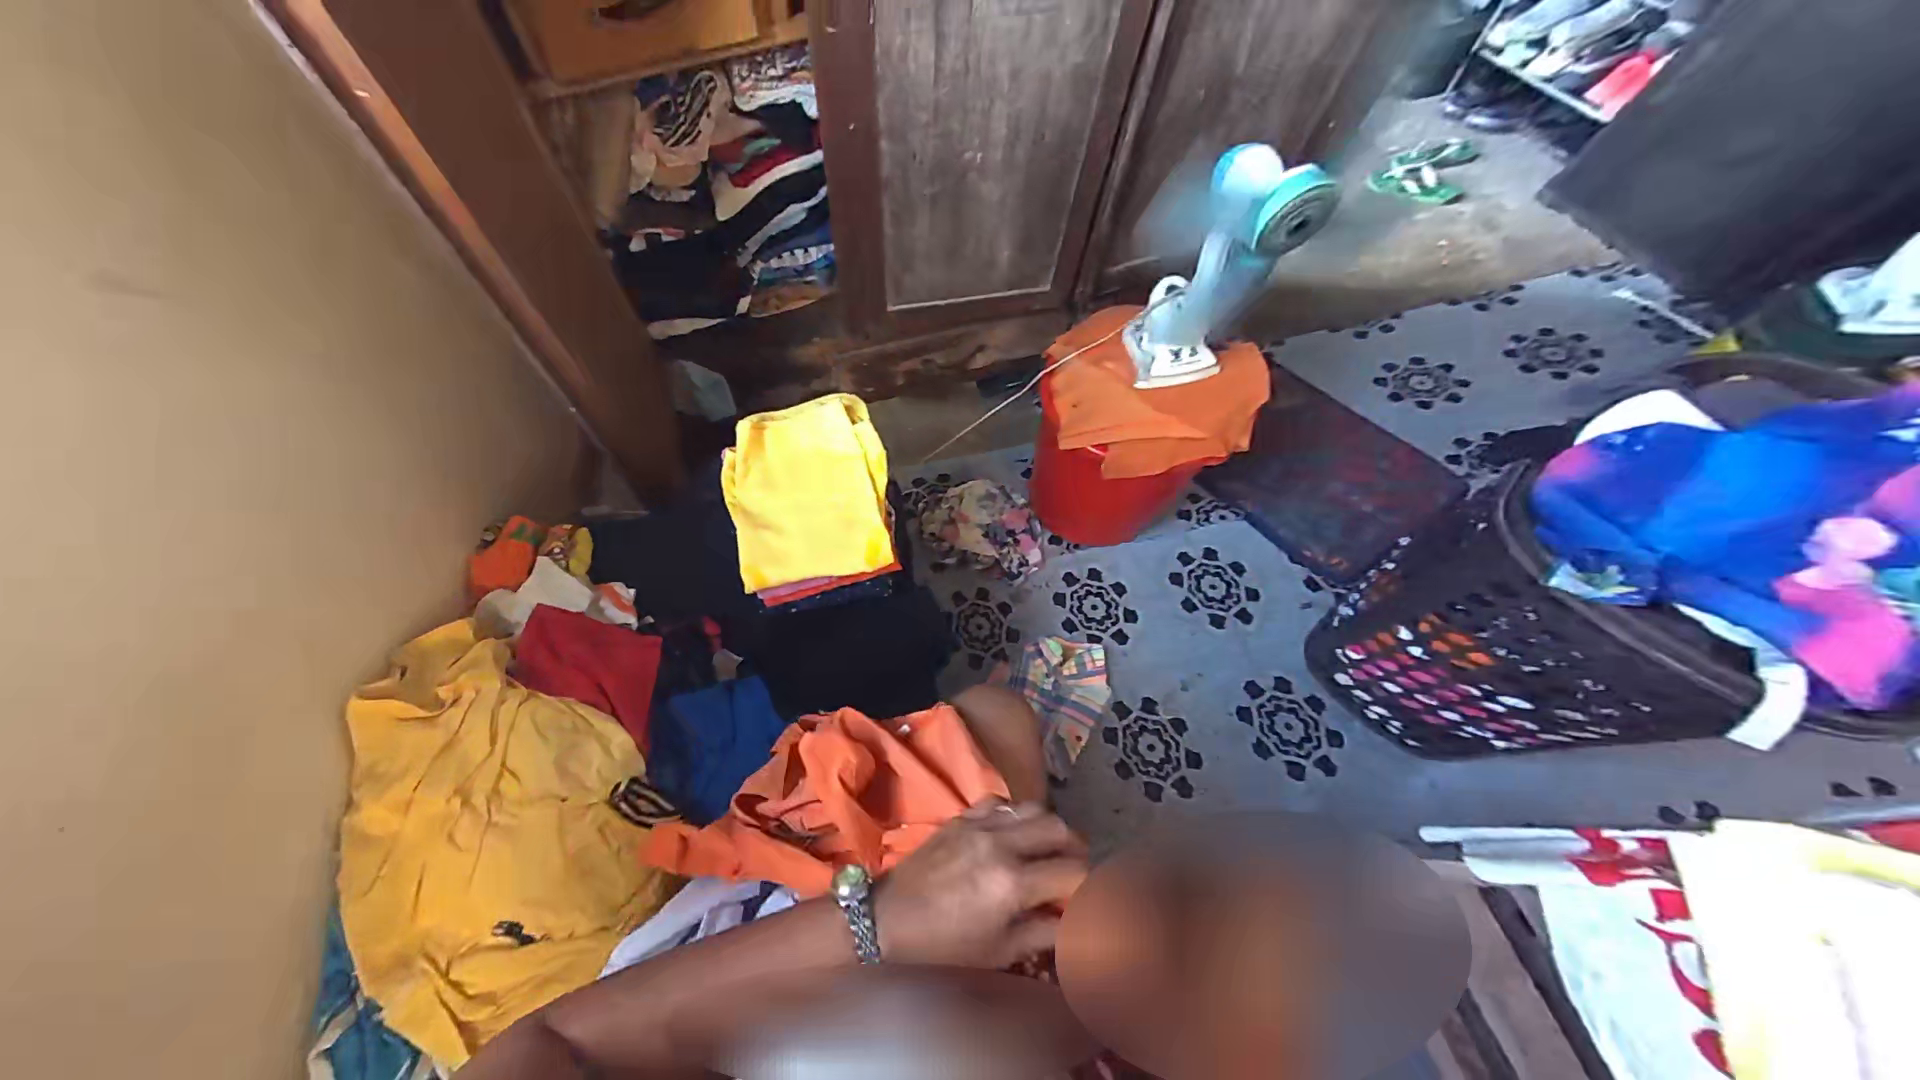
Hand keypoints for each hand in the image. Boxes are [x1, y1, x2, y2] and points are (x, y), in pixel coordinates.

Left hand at [873, 799, 1088, 968]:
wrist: (886, 922)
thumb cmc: (943, 948)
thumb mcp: (1000, 951)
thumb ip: (1045, 932)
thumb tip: (1079, 925)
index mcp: (1012, 882)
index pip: (1074, 873)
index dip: (1091, 887)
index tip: (1091, 900)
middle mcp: (1001, 844)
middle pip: (1060, 829)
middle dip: (1076, 850)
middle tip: (1073, 872)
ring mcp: (979, 824)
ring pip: (1033, 808)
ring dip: (1049, 827)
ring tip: (1048, 850)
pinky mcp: (961, 817)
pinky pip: (1000, 802)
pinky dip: (1016, 814)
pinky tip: (1014, 835)